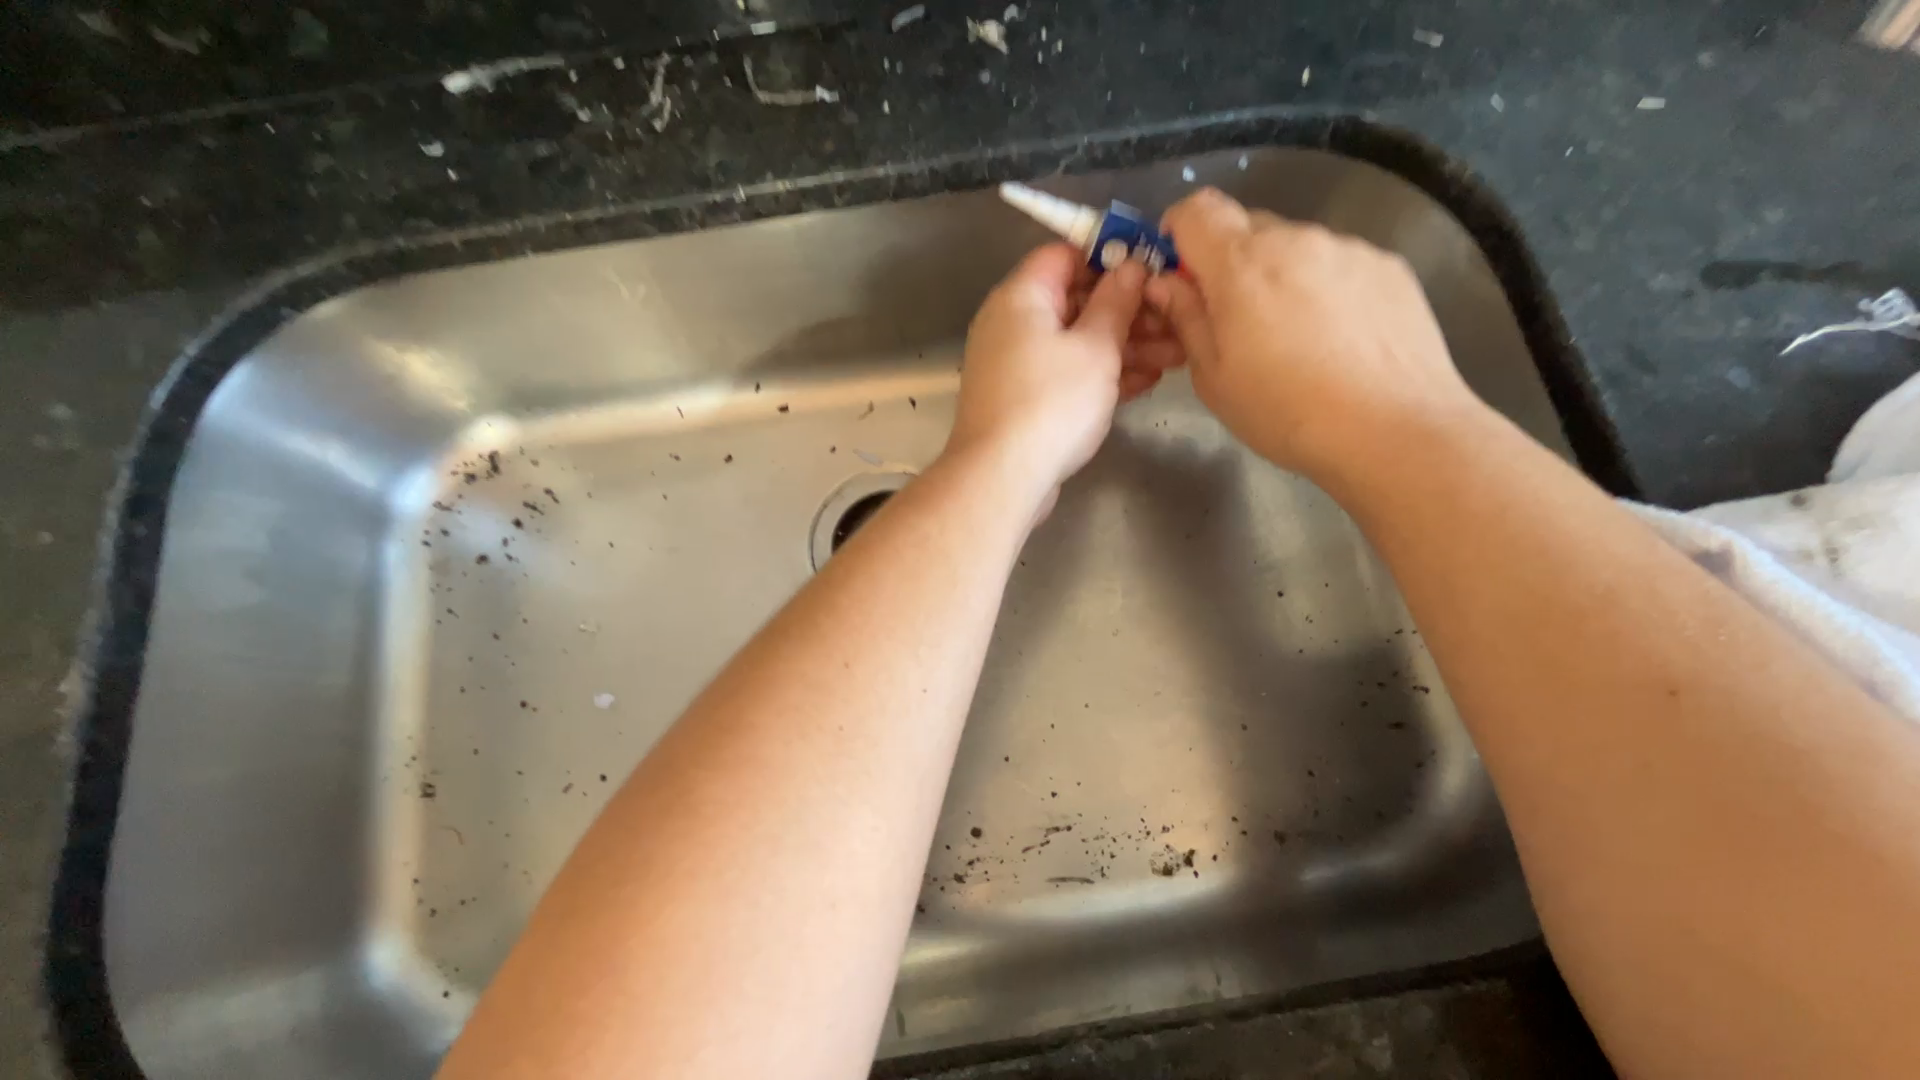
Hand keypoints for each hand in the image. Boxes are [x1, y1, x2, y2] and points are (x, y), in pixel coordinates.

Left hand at [945, 243, 1175, 506]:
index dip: (1110, 257)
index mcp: (1022, 297)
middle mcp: (1013, 324)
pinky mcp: (1025, 400)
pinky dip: (1102, 374)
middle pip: (1076, 300)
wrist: (1002, 477)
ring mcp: (1017, 365)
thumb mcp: (1096, 347)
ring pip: (1077, 341)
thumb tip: (1129, 267)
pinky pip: (1068, 374)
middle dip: (1129, 310)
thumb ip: (1117, 302)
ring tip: (1177, 355)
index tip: (1152, 269)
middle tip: (1176, 320)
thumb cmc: (1051, 402)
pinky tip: (1147, 382)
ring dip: (1125, 345)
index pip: (1065, 255)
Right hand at [1144, 188, 1486, 477]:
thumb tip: (1167, 283)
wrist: (1395, 430)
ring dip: (1280, 276)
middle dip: (1229, 263)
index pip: (1197, 210)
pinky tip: (1339, 340)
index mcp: (1241, 264)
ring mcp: (1349, 249)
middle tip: (1235, 319)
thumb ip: (1186, 319)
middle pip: (1247, 227)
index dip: (1179, 231)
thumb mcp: (1214, 378)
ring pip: (1295, 247)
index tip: (1180, 271)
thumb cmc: (1285, 412)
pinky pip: (1339, 264)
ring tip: (1296, 337)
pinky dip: (1325, 288)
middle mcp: (1296, 239)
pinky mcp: (1389, 267)